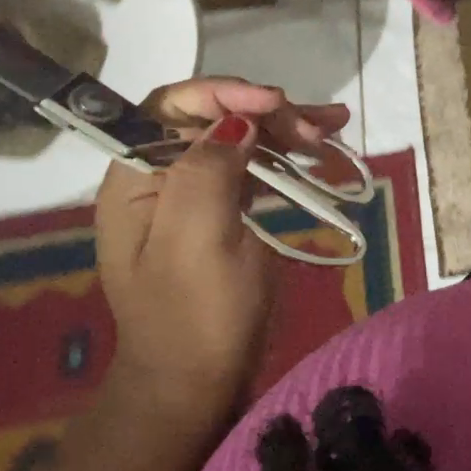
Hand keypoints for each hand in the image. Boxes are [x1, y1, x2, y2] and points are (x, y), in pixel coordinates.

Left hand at [93, 79, 350, 418]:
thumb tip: (237, 121)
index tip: (275, 101)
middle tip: (318, 130)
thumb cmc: (196, 313)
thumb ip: (208, 173)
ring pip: (242, 137)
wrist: (201, 377)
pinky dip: (292, 152)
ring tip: (335, 128)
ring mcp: (198, 194)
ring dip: (288, 127)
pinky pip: (259, 165)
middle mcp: (162, 178)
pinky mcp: (230, 211)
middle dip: (266, 112)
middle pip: (213, 118)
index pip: (170, 107)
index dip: (222, 92)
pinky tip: (325, 150)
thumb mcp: (198, 241)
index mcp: (136, 180)